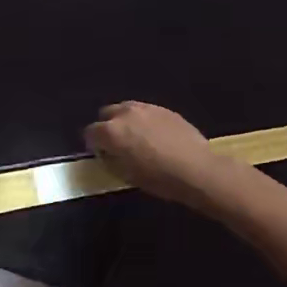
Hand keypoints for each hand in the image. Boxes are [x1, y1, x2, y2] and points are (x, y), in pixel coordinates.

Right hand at [83, 101, 234, 208]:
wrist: (195, 169)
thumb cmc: (158, 178)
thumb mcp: (126, 176)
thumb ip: (111, 160)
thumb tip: (107, 153)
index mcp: (111, 131)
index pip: (91, 132)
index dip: (94, 145)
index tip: (103, 155)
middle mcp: (126, 113)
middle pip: (107, 114)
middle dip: (108, 127)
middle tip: (119, 145)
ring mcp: (147, 108)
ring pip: (127, 109)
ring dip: (126, 121)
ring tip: (138, 138)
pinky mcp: (165, 109)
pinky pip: (147, 112)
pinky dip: (145, 120)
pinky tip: (157, 136)